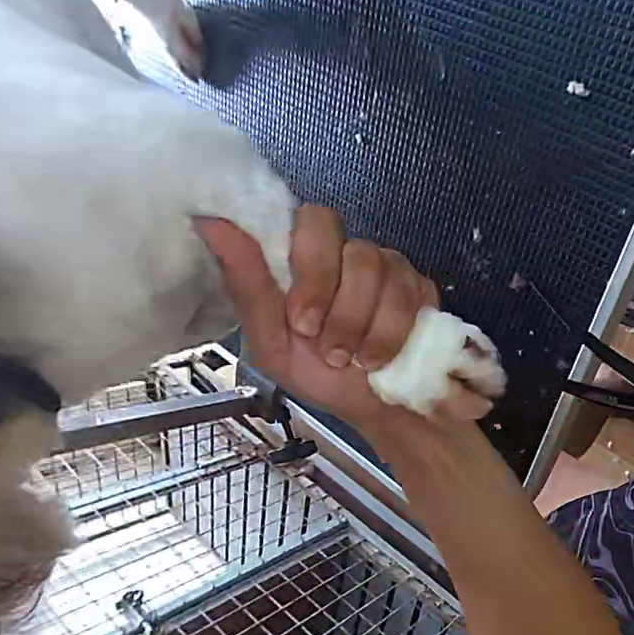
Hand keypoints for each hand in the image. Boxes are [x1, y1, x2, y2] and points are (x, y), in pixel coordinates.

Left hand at [196, 206, 492, 428]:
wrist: (379, 413)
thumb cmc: (325, 380)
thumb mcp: (273, 345)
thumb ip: (247, 286)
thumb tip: (209, 221)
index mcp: (309, 261)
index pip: (312, 221)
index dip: (312, 268)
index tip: (302, 321)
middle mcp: (351, 256)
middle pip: (355, 248)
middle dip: (344, 305)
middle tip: (333, 349)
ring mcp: (392, 271)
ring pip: (385, 276)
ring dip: (368, 327)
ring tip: (358, 361)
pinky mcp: (424, 291)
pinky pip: (416, 296)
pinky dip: (396, 334)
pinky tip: (385, 357)